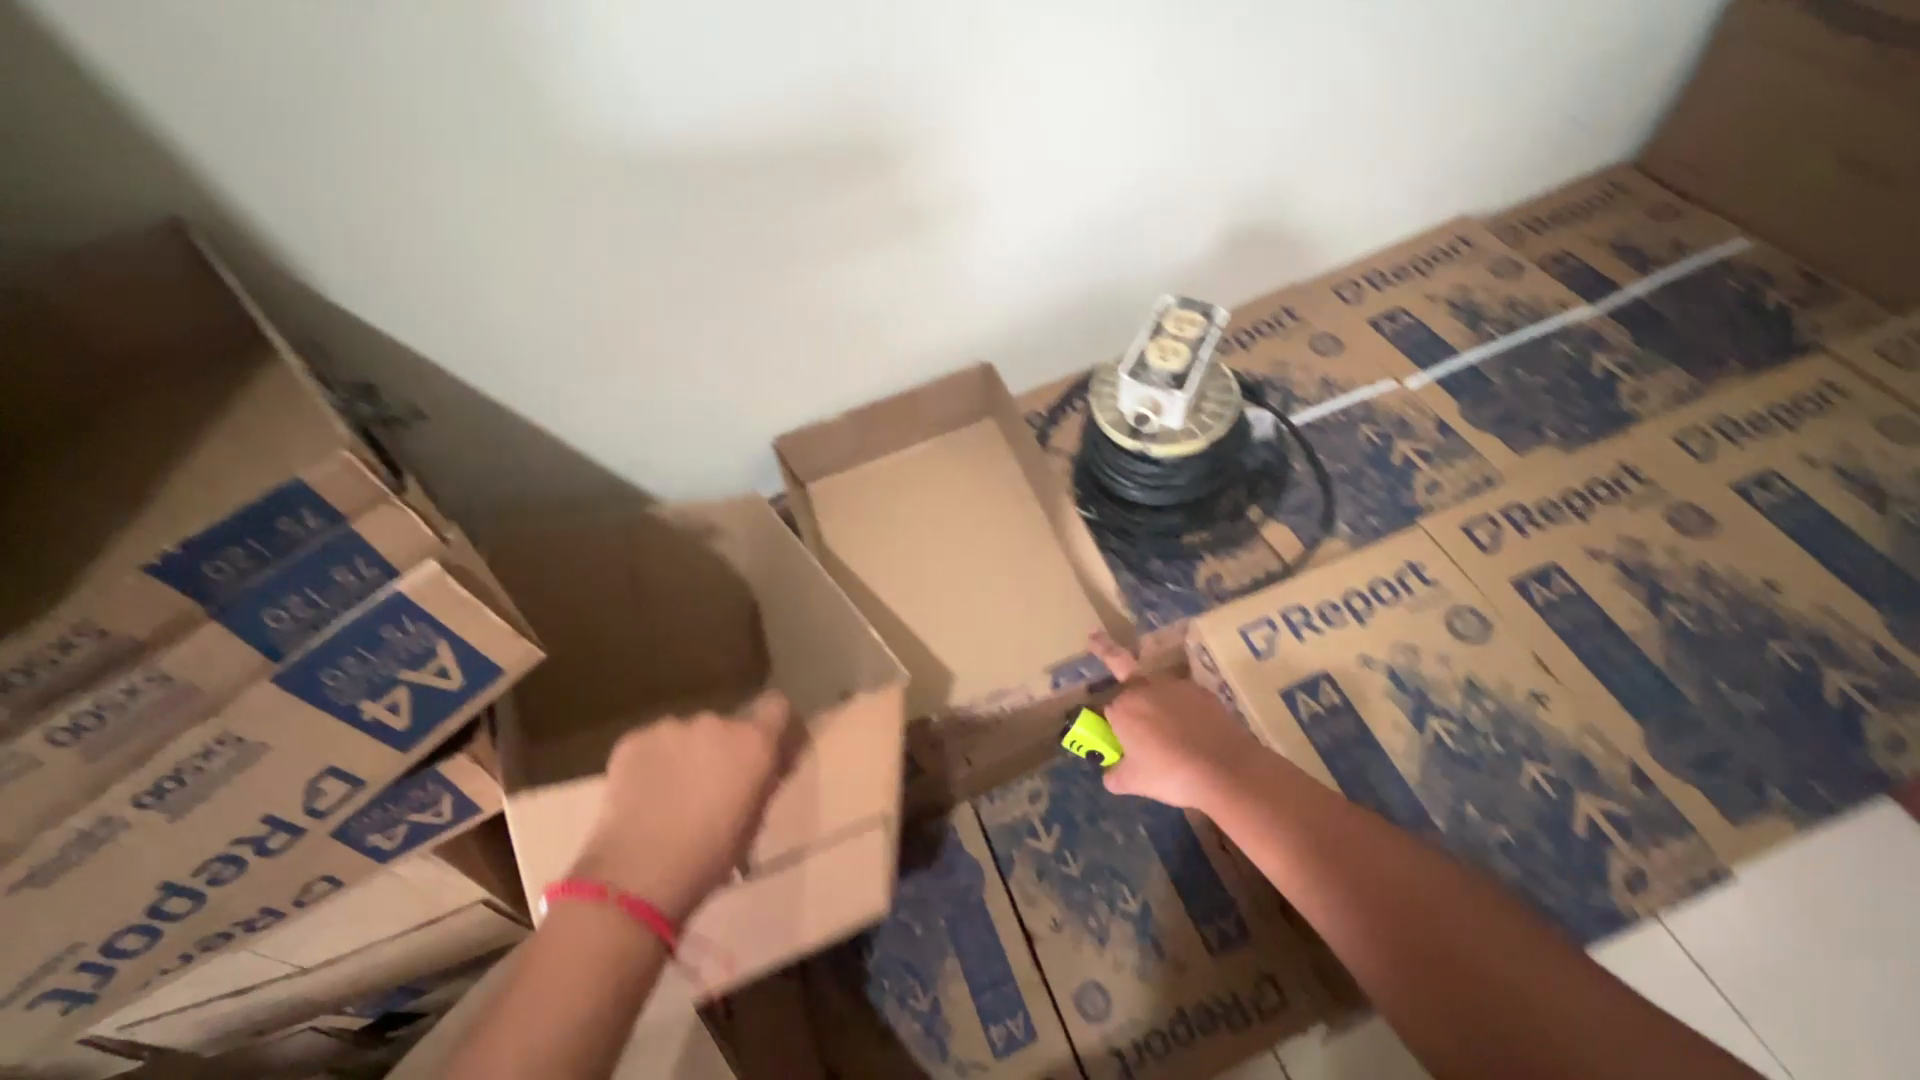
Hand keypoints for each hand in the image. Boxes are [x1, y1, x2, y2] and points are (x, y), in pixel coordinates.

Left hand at [569, 690, 800, 922]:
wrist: (640, 871)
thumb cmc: (710, 854)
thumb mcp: (755, 821)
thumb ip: (764, 783)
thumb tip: (767, 768)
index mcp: (754, 742)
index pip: (776, 706)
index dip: (773, 725)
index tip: (767, 749)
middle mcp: (715, 723)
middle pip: (726, 726)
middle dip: (722, 749)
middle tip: (711, 787)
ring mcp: (671, 727)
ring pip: (686, 735)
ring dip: (686, 754)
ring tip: (671, 794)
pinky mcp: (634, 739)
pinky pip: (652, 744)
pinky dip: (653, 762)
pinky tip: (645, 794)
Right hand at [1087, 635, 1265, 811]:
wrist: (1224, 771)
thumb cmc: (1169, 775)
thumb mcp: (1132, 783)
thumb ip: (1113, 775)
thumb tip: (1110, 774)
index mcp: (1122, 706)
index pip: (1106, 707)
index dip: (1110, 723)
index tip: (1116, 738)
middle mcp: (1145, 688)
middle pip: (1124, 672)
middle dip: (1107, 652)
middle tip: (1095, 641)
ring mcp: (1177, 686)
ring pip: (1158, 688)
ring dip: (1157, 700)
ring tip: (1170, 732)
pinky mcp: (1203, 692)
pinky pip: (1185, 698)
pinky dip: (1184, 710)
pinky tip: (1194, 733)